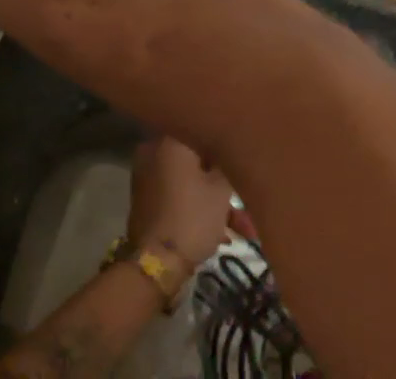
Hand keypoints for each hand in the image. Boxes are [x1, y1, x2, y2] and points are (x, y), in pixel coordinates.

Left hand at [126, 137, 234, 269]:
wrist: (157, 259)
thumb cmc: (193, 217)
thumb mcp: (220, 191)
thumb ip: (226, 166)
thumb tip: (226, 152)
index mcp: (169, 142)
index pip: (205, 135)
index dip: (228, 154)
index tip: (245, 172)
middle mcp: (153, 150)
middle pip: (198, 163)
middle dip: (226, 188)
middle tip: (250, 211)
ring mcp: (146, 174)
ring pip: (190, 183)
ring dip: (217, 204)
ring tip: (245, 232)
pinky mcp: (145, 197)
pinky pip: (178, 195)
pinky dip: (197, 209)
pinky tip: (222, 235)